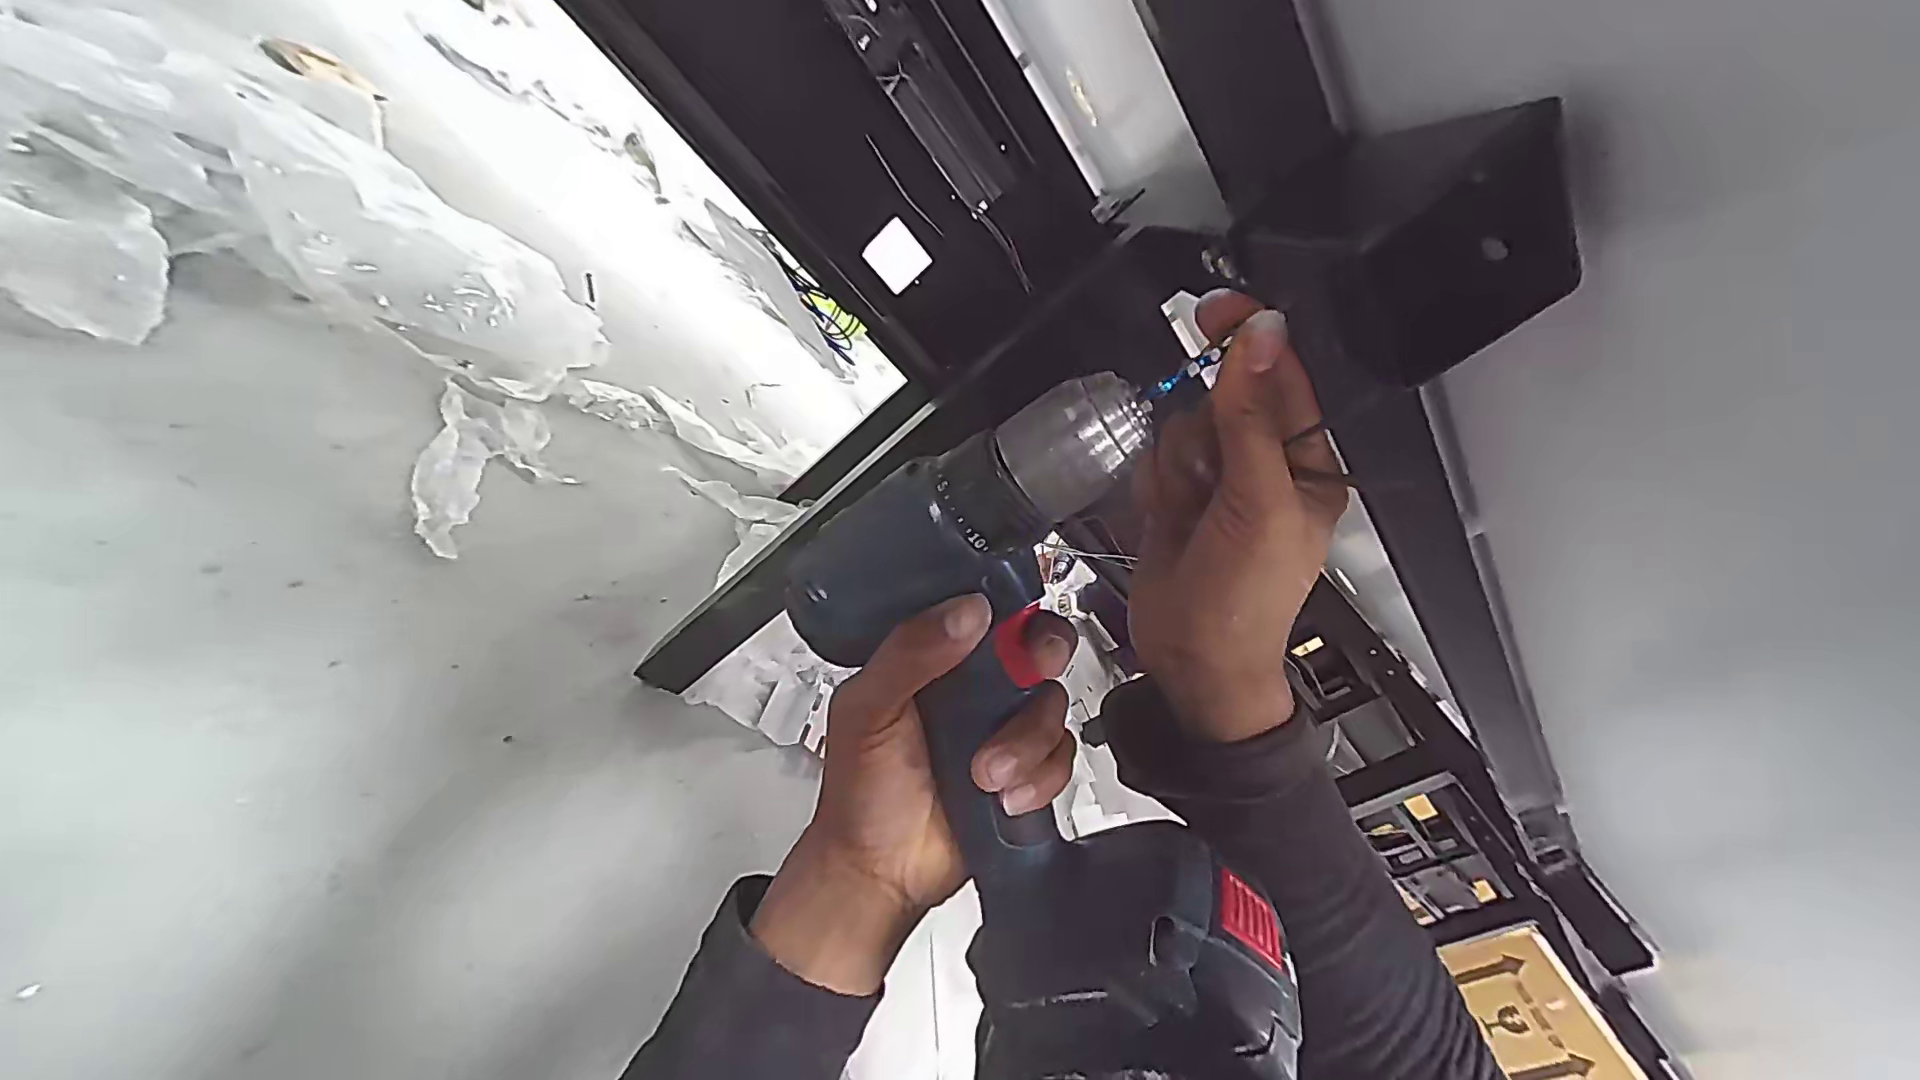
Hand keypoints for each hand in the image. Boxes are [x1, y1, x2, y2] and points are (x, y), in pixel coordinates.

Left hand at [751, 594, 1078, 993]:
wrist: (878, 869)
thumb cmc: (861, 786)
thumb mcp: (868, 707)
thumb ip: (910, 653)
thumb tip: (966, 614)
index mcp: (936, 658)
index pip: (986, 611)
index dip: (1011, 608)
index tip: (1015, 625)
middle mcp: (975, 686)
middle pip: (1036, 646)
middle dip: (1045, 654)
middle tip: (1033, 668)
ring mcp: (1002, 727)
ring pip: (1052, 703)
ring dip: (1028, 738)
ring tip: (986, 771)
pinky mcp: (1025, 769)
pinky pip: (1061, 756)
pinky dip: (1041, 777)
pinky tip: (1004, 795)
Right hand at [1129, 290, 1346, 742]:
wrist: (1192, 659)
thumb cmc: (1245, 598)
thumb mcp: (1257, 503)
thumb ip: (1253, 419)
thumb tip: (1258, 339)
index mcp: (1302, 463)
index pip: (1279, 377)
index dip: (1248, 342)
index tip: (1215, 312)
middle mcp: (1258, 466)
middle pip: (1216, 402)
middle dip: (1202, 437)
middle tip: (1207, 483)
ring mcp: (1212, 483)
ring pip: (1178, 431)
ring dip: (1175, 470)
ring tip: (1187, 514)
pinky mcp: (1174, 499)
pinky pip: (1153, 462)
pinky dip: (1153, 487)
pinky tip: (1165, 520)